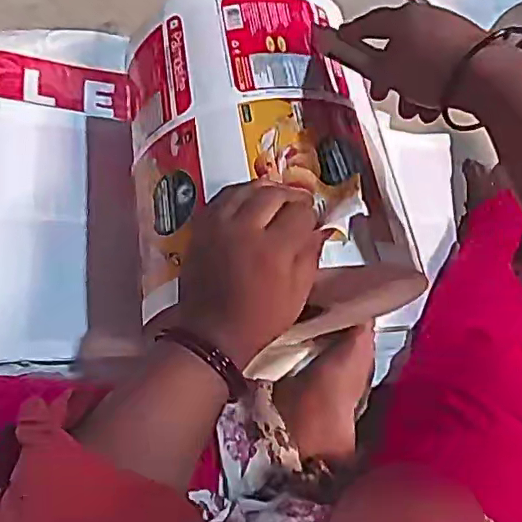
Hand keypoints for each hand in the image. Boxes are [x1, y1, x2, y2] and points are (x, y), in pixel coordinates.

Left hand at [176, 180, 329, 365]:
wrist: (210, 334)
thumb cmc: (258, 321)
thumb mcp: (297, 294)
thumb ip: (310, 255)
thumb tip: (319, 230)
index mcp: (274, 249)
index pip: (301, 213)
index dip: (312, 214)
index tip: (314, 220)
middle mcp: (245, 230)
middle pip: (275, 194)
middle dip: (292, 197)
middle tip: (300, 205)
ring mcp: (220, 225)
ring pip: (248, 188)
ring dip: (267, 190)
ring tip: (277, 198)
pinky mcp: (202, 227)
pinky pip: (223, 196)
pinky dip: (240, 194)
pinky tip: (249, 202)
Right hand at [315, 2, 487, 118]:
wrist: (487, 78)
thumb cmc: (431, 72)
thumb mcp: (383, 69)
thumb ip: (351, 55)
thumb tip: (320, 36)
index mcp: (400, 17)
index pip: (365, 25)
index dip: (349, 39)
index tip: (340, 48)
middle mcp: (424, 16)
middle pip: (393, 44)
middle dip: (384, 72)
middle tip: (380, 91)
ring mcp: (448, 28)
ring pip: (416, 57)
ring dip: (407, 83)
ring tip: (410, 107)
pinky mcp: (466, 45)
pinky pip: (436, 62)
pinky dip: (428, 82)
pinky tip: (431, 105)